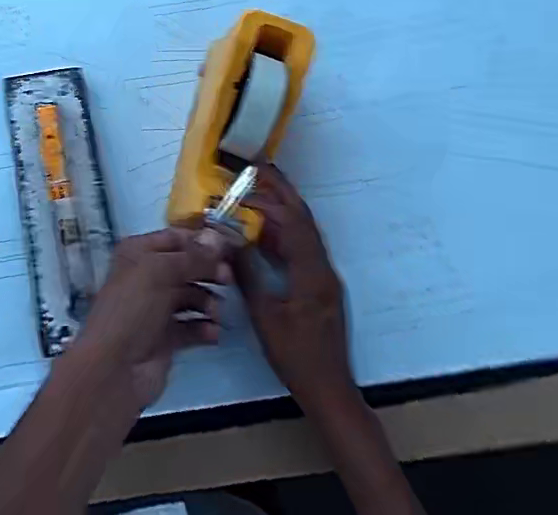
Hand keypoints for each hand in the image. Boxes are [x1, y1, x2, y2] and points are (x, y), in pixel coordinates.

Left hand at [65, 227, 229, 408]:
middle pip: (186, 267)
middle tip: (228, 280)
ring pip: (191, 296)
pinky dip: (204, 328)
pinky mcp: (167, 337)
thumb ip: (191, 257)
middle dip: (208, 271)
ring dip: (207, 302)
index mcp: (138, 253)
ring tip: (215, 313)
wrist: (115, 366)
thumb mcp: (158, 272)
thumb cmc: (132, 308)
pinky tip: (212, 333)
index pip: (174, 238)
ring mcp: (157, 307)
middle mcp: (147, 276)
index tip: (230, 248)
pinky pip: (192, 326)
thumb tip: (217, 238)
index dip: (200, 242)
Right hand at [233, 164, 355, 406]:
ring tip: (258, 187)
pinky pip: (301, 245)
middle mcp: (322, 267)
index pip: (290, 223)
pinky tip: (263, 228)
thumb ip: (247, 273)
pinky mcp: (318, 284)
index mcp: (311, 272)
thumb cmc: (295, 354)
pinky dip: (283, 229)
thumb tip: (227, 240)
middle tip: (257, 167)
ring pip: (305, 230)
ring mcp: (323, 276)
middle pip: (303, 218)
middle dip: (281, 190)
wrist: (329, 390)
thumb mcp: (264, 315)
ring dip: (283, 206)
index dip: (265, 201)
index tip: (239, 189)